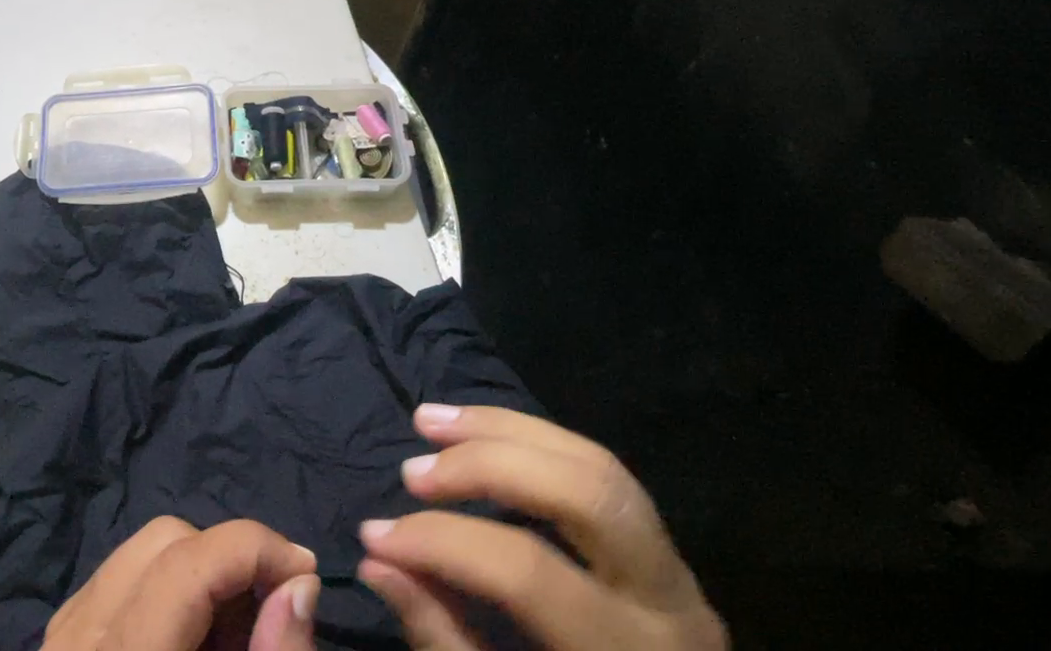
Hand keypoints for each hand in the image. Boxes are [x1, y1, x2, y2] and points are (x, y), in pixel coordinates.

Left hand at [43, 516, 319, 650]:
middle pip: (165, 540)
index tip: (306, 574)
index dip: (257, 551)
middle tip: (271, 617)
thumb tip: (298, 583)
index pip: (188, 562)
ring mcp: (62, 631)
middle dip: (228, 563)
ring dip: (199, 576)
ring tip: (234, 633)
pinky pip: (119, 580)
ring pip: (140, 551)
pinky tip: (192, 639)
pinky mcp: (60, 637)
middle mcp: (79, 631)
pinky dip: (166, 592)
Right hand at [358, 406, 724, 650]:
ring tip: (427, 421)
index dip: (443, 543)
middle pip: (586, 492)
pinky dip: (528, 441)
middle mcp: (670, 600)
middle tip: (411, 472)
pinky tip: (476, 436)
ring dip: (503, 431)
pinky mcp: (659, 549)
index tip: (375, 535)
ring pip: (595, 462)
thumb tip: (378, 562)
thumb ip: (443, 640)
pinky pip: (595, 471)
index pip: (529, 571)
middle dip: (487, 465)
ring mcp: (675, 568)